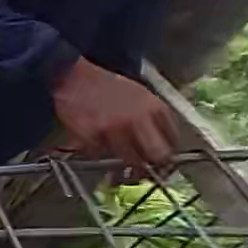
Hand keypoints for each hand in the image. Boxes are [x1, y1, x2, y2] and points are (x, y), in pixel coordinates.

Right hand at [51, 57, 177, 174]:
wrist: (75, 79)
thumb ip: (154, 117)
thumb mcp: (141, 95)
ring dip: (124, 161)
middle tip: (146, 169)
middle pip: (156, 155)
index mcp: (153, 108)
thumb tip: (165, 142)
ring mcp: (112, 130)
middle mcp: (136, 120)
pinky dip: (97, 153)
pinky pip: (99, 155)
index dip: (168, 152)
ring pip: (128, 160)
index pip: (173, 140)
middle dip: (153, 164)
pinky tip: (95, 142)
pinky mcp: (90, 137)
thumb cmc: (107, 87)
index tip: (163, 158)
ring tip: (118, 154)